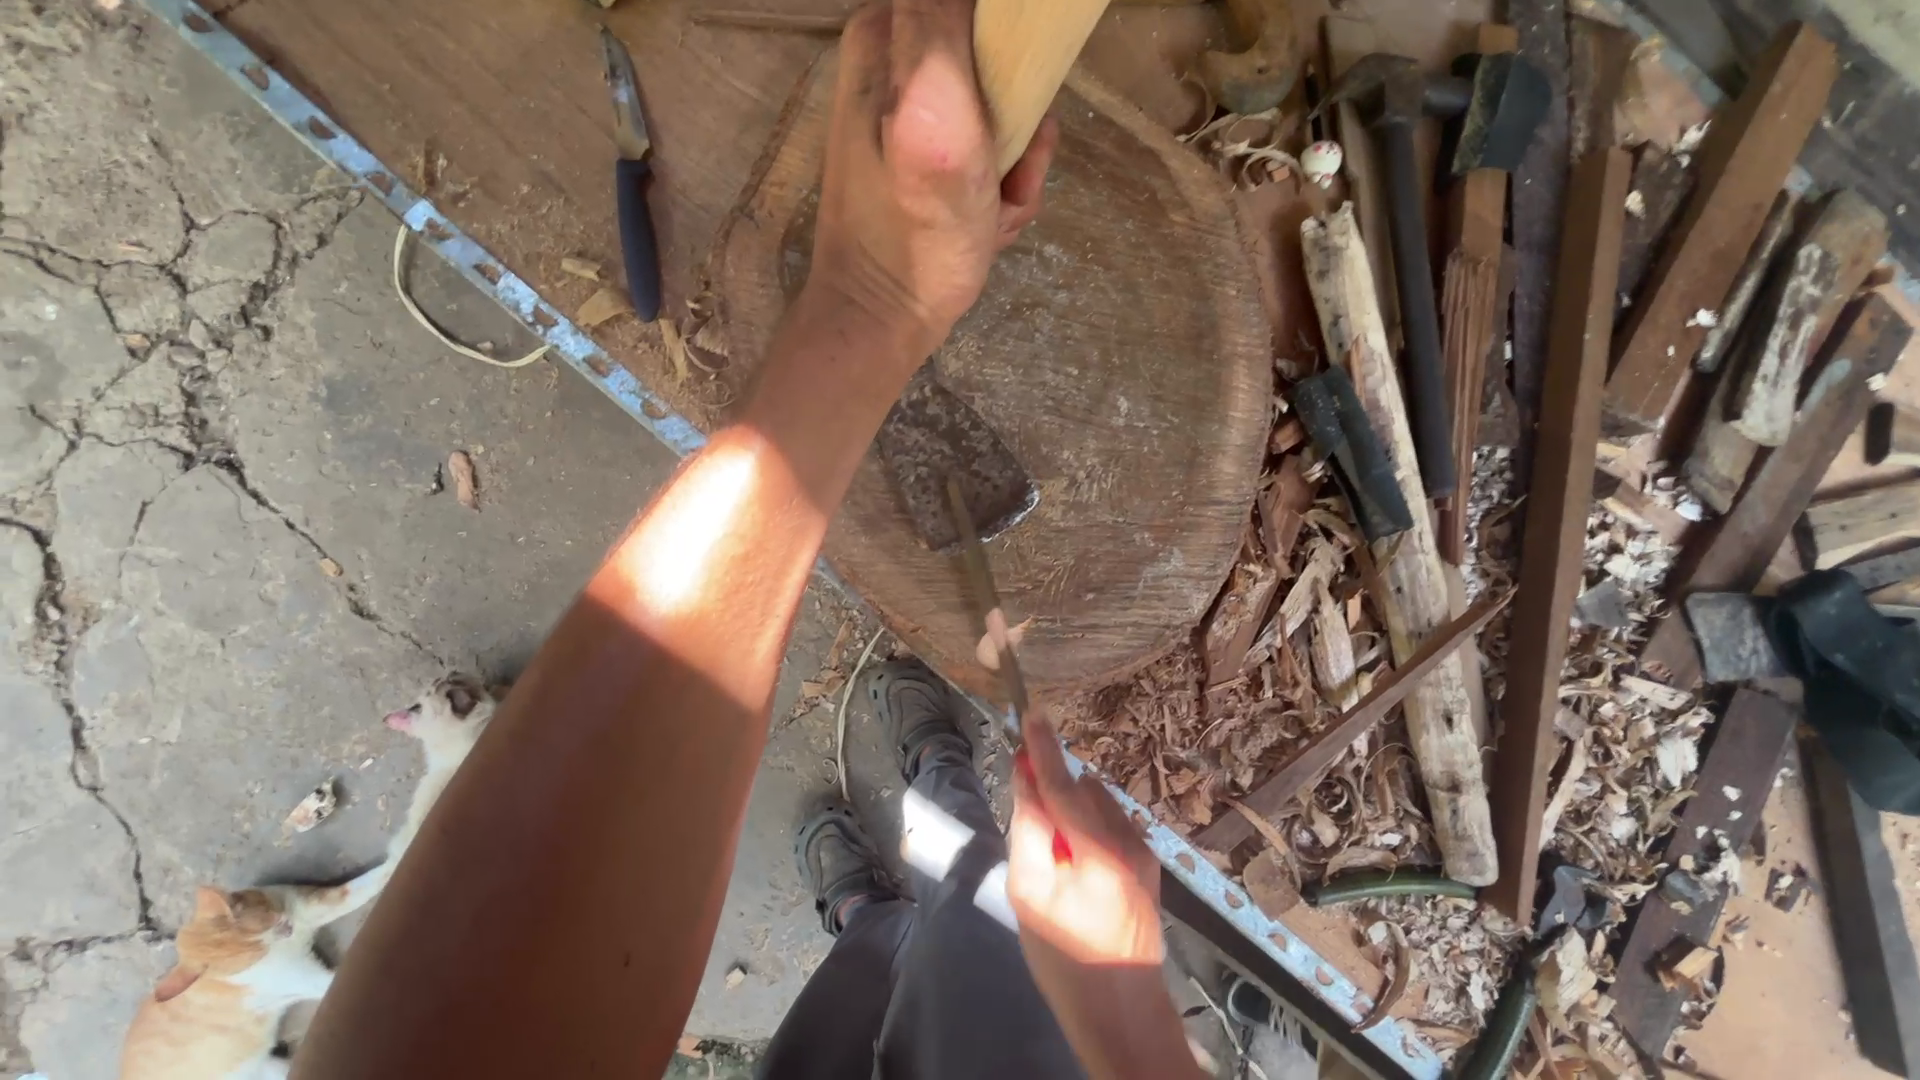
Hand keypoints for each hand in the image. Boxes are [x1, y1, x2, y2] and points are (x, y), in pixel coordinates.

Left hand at [807, 0, 1059, 362]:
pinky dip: (1003, 193)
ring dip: (1016, 167)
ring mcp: (915, 123)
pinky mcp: (931, 167)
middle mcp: (896, 72)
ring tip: (994, 209)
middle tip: (1002, 174)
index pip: (975, 10)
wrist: (884, 319)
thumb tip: (959, 3)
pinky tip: (990, 225)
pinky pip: (991, 158)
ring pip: (1003, 116)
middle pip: (995, 64)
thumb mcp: (934, 118)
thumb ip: (937, 31)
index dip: (1006, 54)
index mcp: (885, 40)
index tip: (1010, 107)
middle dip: (1017, 123)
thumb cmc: (914, 232)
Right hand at [1009, 709, 1200, 1078]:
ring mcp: (1144, 850)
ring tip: (1055, 861)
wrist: (1122, 1010)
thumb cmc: (1063, 956)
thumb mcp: (1029, 892)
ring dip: (1071, 810)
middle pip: (1081, 789)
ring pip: (1097, 803)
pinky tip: (1077, 867)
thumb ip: (1028, 827)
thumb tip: (1026, 774)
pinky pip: (1111, 823)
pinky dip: (1087, 826)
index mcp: (1099, 849)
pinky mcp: (1149, 862)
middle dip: (1052, 791)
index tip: (1030, 712)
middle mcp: (1129, 839)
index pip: (1063, 784)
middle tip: (1031, 832)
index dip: (1043, 748)